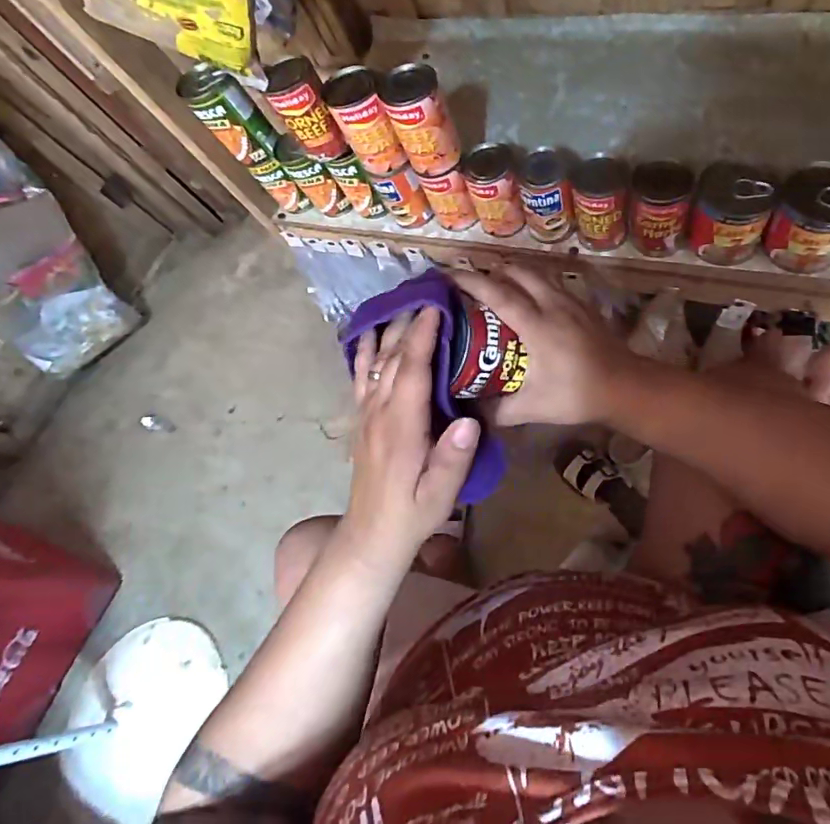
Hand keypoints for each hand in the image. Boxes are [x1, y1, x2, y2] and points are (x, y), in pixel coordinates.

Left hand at [339, 308, 477, 570]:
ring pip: (374, 362)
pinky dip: (364, 350)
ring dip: (389, 330)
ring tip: (405, 303)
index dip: (423, 337)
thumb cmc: (412, 513)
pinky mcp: (361, 420)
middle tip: (429, 293)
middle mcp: (379, 413)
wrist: (370, 536)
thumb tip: (470, 421)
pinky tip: (368, 333)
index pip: (412, 371)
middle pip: (392, 358)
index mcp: (401, 427)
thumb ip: (453, 458)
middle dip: (409, 323)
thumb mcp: (440, 495)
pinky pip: (360, 376)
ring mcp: (366, 415)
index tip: (437, 307)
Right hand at [449, 266, 634, 426]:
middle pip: (519, 272)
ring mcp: (572, 302)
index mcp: (537, 325)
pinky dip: (536, 282)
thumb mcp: (533, 408)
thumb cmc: (577, 395)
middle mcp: (553, 305)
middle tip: (472, 281)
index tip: (448, 276)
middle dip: (493, 270)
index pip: (498, 293)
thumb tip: (469, 410)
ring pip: (539, 273)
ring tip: (498, 282)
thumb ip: (498, 410)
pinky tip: (532, 298)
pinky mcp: (585, 305)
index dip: (471, 282)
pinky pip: (554, 282)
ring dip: (516, 272)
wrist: (625, 387)